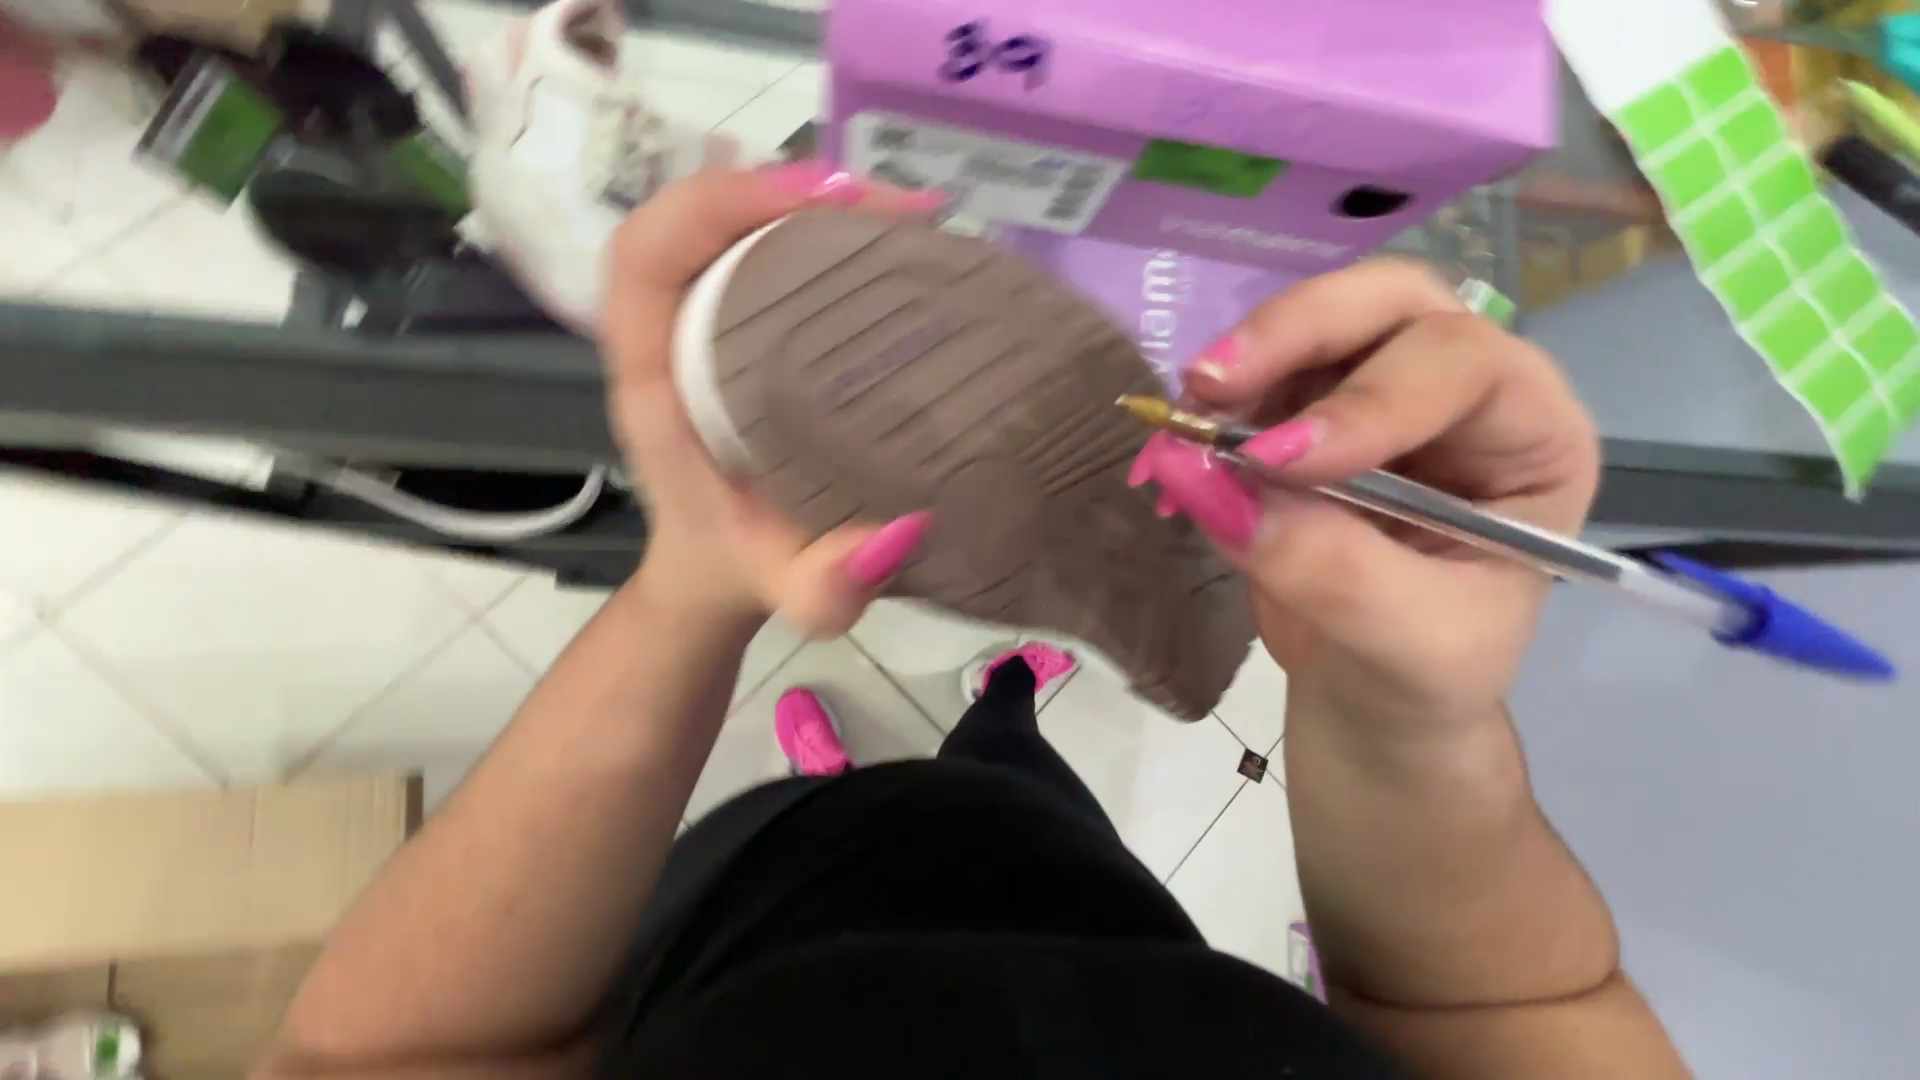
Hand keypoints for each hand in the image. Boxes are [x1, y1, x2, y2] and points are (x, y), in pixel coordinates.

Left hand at [601, 164, 945, 632]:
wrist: (716, 574)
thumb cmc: (741, 571)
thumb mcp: (789, 590)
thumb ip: (828, 586)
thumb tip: (905, 532)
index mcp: (657, 387)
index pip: (646, 257)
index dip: (716, 208)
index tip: (819, 205)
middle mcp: (670, 344)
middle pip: (697, 225)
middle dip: (787, 194)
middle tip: (891, 211)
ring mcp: (703, 334)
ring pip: (735, 234)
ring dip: (813, 210)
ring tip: (901, 220)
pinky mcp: (740, 339)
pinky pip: (767, 264)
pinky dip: (823, 241)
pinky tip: (887, 252)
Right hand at [1134, 259, 1600, 735]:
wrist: (1371, 694)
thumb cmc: (1422, 674)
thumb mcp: (1404, 640)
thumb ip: (1324, 565)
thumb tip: (1206, 482)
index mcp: (1530, 440)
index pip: (1462, 368)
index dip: (1367, 400)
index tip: (1274, 463)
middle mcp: (1457, 396)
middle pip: (1388, 306)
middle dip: (1295, 332)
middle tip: (1207, 382)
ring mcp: (1370, 397)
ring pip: (1312, 326)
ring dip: (1240, 365)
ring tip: (1183, 419)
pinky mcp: (1300, 417)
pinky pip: (1254, 381)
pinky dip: (1209, 406)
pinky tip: (1178, 447)